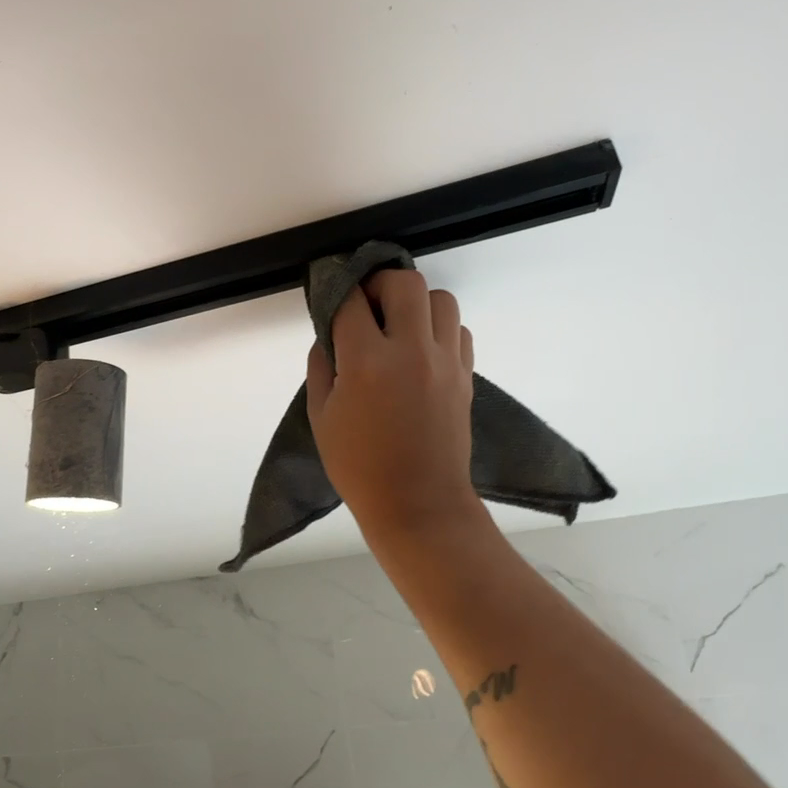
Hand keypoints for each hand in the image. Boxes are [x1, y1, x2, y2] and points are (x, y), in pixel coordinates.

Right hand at [306, 268, 481, 541]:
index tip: (330, 294)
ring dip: (415, 303)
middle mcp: (411, 352)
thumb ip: (321, 367)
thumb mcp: (321, 417)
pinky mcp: (466, 374)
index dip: (336, 290)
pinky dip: (439, 329)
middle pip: (404, 283)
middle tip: (366, 307)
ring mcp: (445, 362)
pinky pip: (458, 329)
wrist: (419, 505)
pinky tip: (421, 351)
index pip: (350, 300)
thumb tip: (330, 335)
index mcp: (367, 363)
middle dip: (379, 284)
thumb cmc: (360, 468)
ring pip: (440, 298)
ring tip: (398, 328)